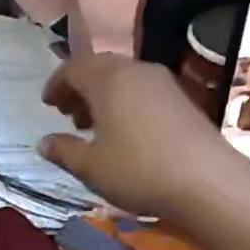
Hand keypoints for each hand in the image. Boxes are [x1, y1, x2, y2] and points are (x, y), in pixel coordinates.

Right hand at [38, 54, 249, 218]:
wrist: (206, 181)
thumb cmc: (138, 171)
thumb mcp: (92, 168)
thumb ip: (64, 151)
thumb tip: (43, 143)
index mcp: (107, 79)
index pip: (73, 68)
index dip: (56, 85)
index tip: (47, 104)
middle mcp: (135, 70)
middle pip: (100, 69)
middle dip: (80, 89)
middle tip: (69, 116)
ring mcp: (162, 82)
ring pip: (123, 79)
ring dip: (104, 98)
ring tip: (95, 127)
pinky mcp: (181, 99)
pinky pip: (143, 92)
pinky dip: (126, 104)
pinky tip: (126, 134)